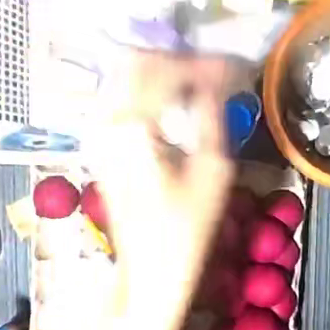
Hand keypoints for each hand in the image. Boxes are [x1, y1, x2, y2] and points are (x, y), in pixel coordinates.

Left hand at [90, 50, 236, 319]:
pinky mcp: (97, 143)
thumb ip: (212, 113)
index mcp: (132, 128)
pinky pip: (117, 95)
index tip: (234, 67)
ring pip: (122, 73)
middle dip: (178, 58)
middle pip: (135, 60)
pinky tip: (174, 101)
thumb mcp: (214, 169)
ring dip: (161, 70)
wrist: (151, 270)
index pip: (165, 68)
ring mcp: (95, 132)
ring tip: (199, 83)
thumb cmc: (188, 229)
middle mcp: (105, 122)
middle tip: (214, 71)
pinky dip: (146, 88)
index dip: (204, 63)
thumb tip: (220, 77)